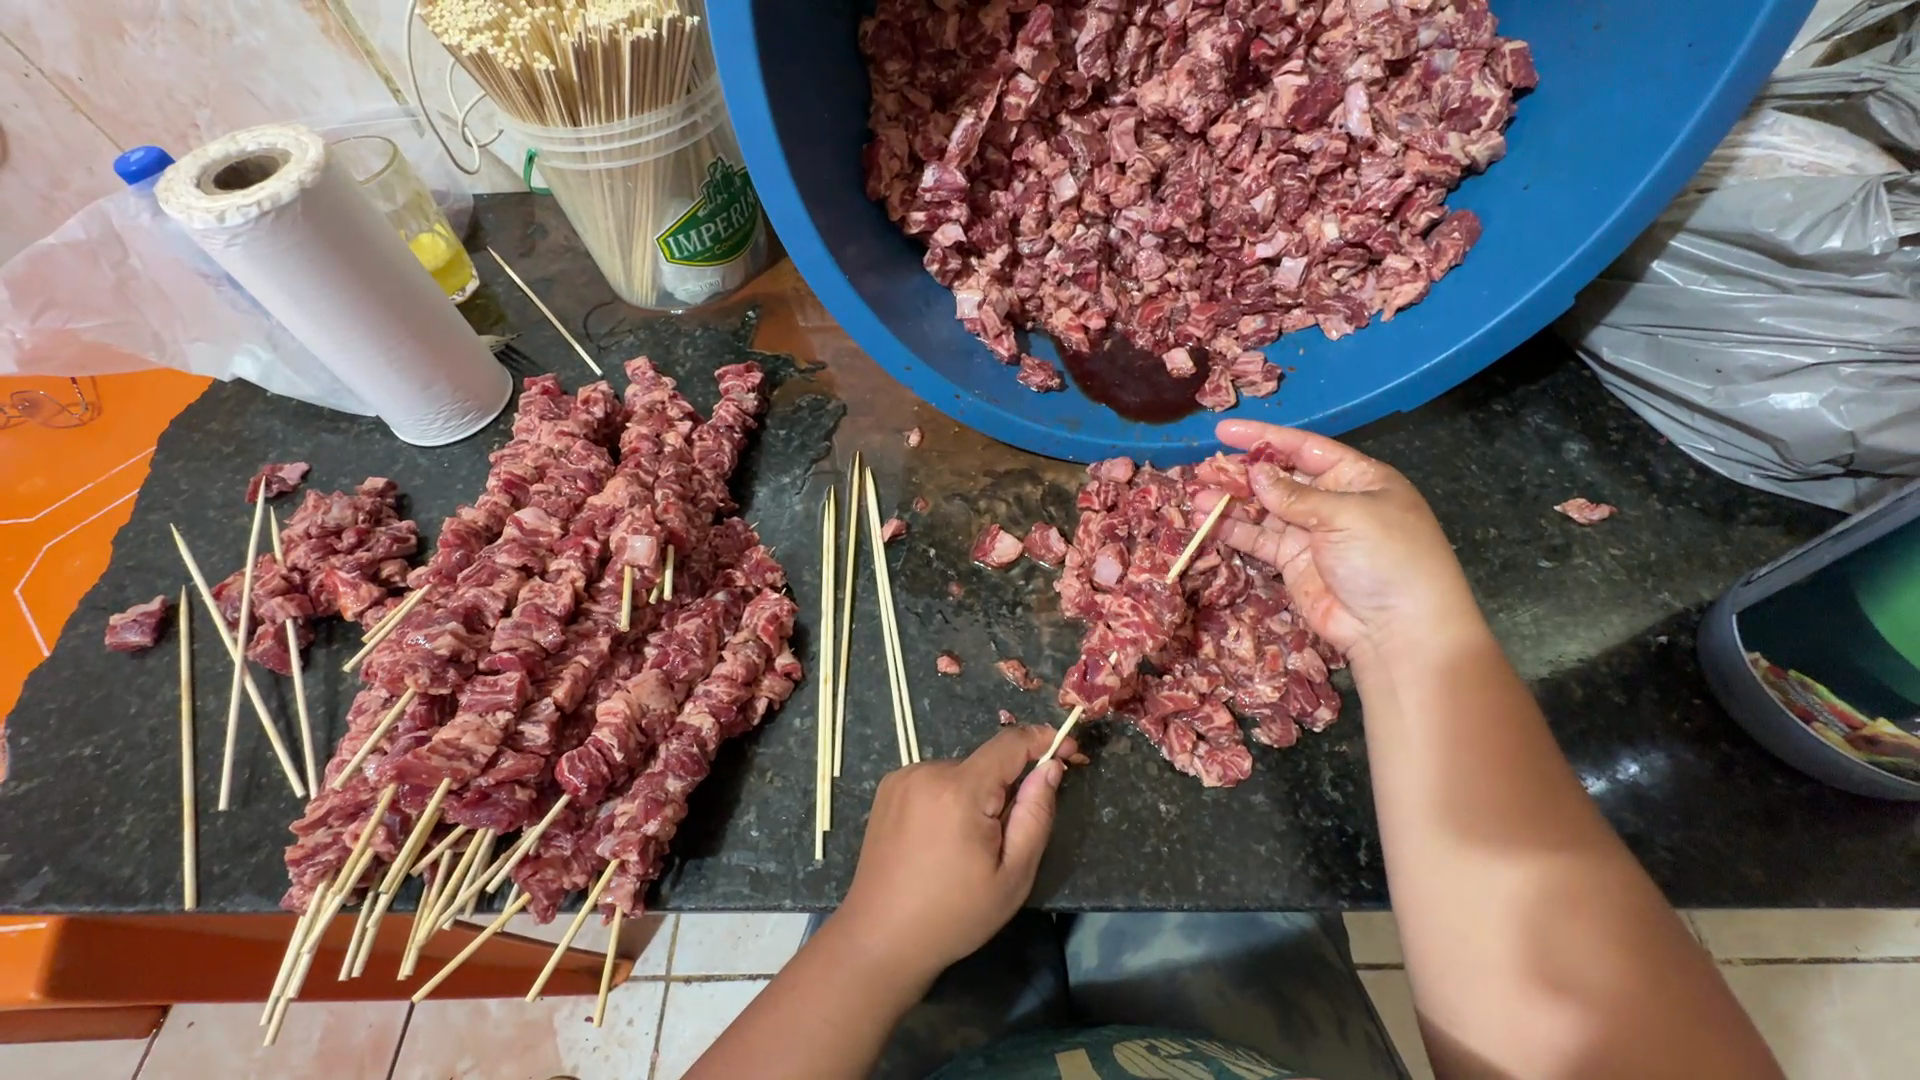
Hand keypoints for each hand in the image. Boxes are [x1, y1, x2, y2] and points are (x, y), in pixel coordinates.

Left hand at [835, 726, 1074, 980]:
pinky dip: (949, 799)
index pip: (1010, 743)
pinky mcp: (888, 789)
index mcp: (960, 790)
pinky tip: (940, 841)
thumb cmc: (954, 915)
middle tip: (1005, 839)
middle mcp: (927, 771)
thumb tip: (1050, 767)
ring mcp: (902, 778)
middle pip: (985, 763)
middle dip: (1005, 789)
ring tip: (965, 848)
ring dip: (975, 796)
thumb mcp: (1013, 875)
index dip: (1044, 740)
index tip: (1070, 751)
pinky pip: (935, 781)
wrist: (881, 938)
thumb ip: (1036, 814)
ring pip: (961, 773)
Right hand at [1199, 420, 1482, 669]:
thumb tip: (1255, 473)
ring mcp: (1309, 532)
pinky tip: (1204, 523)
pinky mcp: (1292, 562)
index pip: (1304, 448)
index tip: (1223, 431)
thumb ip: (1295, 495)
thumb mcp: (1346, 515)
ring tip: (1195, 496)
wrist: (1397, 628)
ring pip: (1261, 509)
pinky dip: (1231, 531)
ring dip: (1229, 502)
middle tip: (1203, 470)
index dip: (1264, 438)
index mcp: (1356, 478)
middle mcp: (1331, 500)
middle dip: (1240, 473)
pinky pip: (1256, 539)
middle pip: (1277, 478)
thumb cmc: (1386, 558)